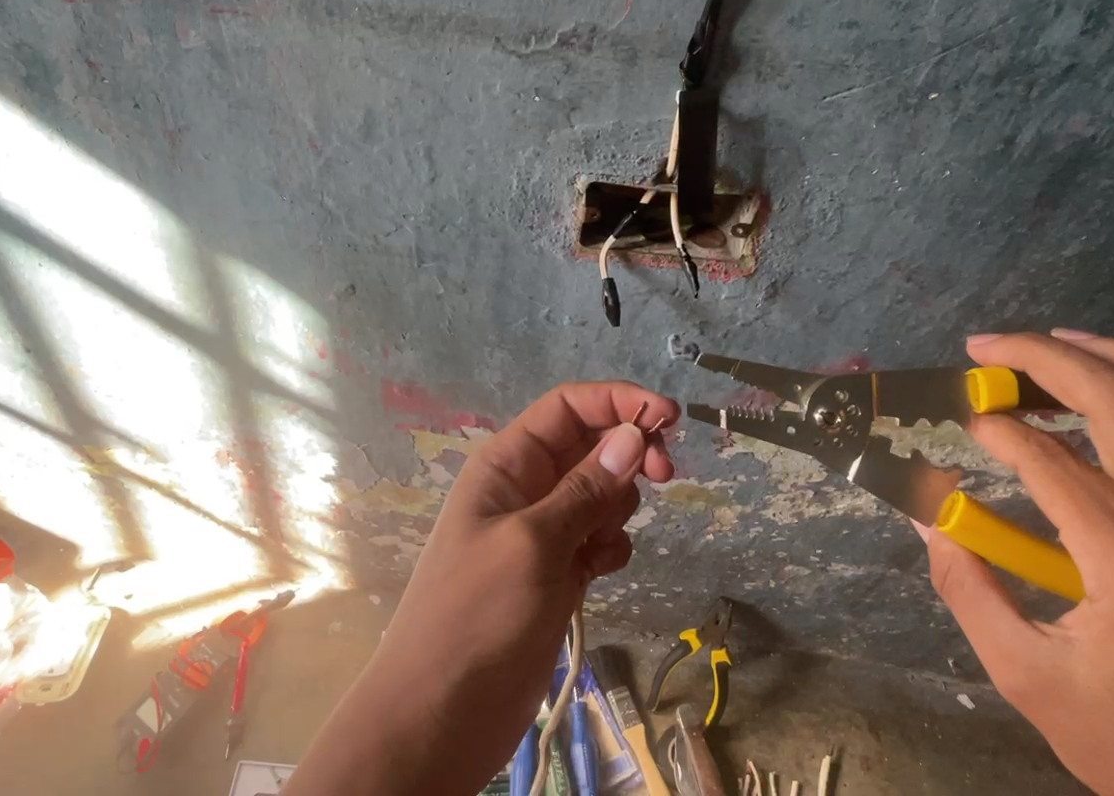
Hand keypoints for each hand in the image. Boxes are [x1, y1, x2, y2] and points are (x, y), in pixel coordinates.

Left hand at [291, 381, 676, 795]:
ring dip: (618, 507)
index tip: (671, 418)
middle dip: (630, 453)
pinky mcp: (558, 572)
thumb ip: (585, 489)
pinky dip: (610, 545)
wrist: (443, 711)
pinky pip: (600, 537)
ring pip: (602, 492)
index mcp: (508, 462)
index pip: (568, 406)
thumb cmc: (477, 614)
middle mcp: (526, 488)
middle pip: (592, 444)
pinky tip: (599, 570)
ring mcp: (543, 532)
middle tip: (664, 478)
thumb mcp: (532, 542)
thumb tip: (633, 435)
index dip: (619, 401)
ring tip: (601, 544)